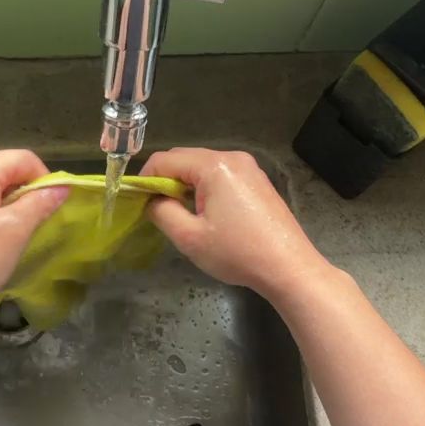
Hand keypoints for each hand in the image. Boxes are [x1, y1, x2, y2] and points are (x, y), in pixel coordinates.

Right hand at [141, 148, 332, 297]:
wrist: (288, 267)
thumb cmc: (237, 253)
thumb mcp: (189, 237)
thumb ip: (161, 212)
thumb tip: (151, 201)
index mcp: (214, 166)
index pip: (165, 159)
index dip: (145, 178)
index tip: (137, 202)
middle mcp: (232, 157)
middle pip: (184, 159)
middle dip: (164, 181)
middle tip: (157, 210)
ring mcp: (248, 167)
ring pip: (201, 167)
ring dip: (184, 186)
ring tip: (181, 215)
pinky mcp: (256, 181)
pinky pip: (220, 176)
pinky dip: (204, 188)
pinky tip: (205, 214)